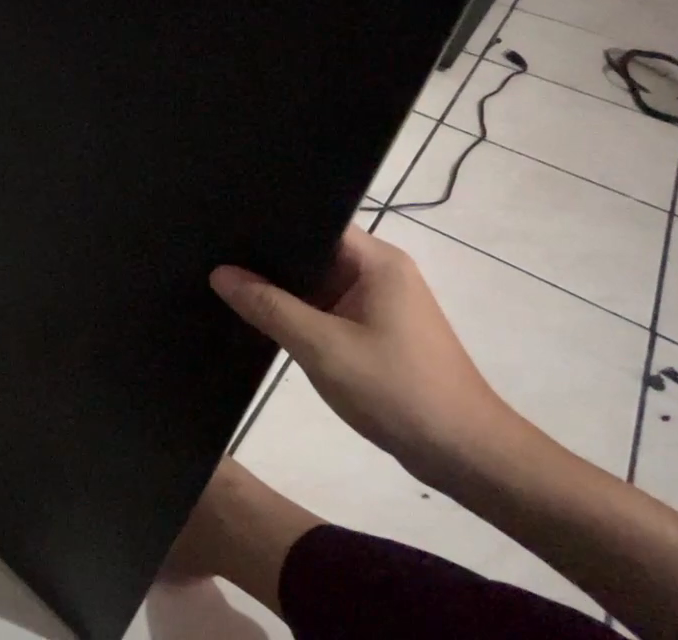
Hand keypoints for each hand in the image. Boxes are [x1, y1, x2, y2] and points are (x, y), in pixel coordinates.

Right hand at [209, 225, 519, 482]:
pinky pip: (325, 310)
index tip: (224, 227)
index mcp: (378, 262)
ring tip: (224, 283)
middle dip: (266, 259)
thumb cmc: (397, 390)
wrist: (464, 454)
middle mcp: (380, 273)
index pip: (314, 224)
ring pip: (315, 284)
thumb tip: (220, 274)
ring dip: (280, 290)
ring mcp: (379, 304)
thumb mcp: (322, 346)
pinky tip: (258, 319)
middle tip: (212, 256)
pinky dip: (297, 314)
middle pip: (312, 253)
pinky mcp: (375, 332)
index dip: (270, 224)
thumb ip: (268, 306)